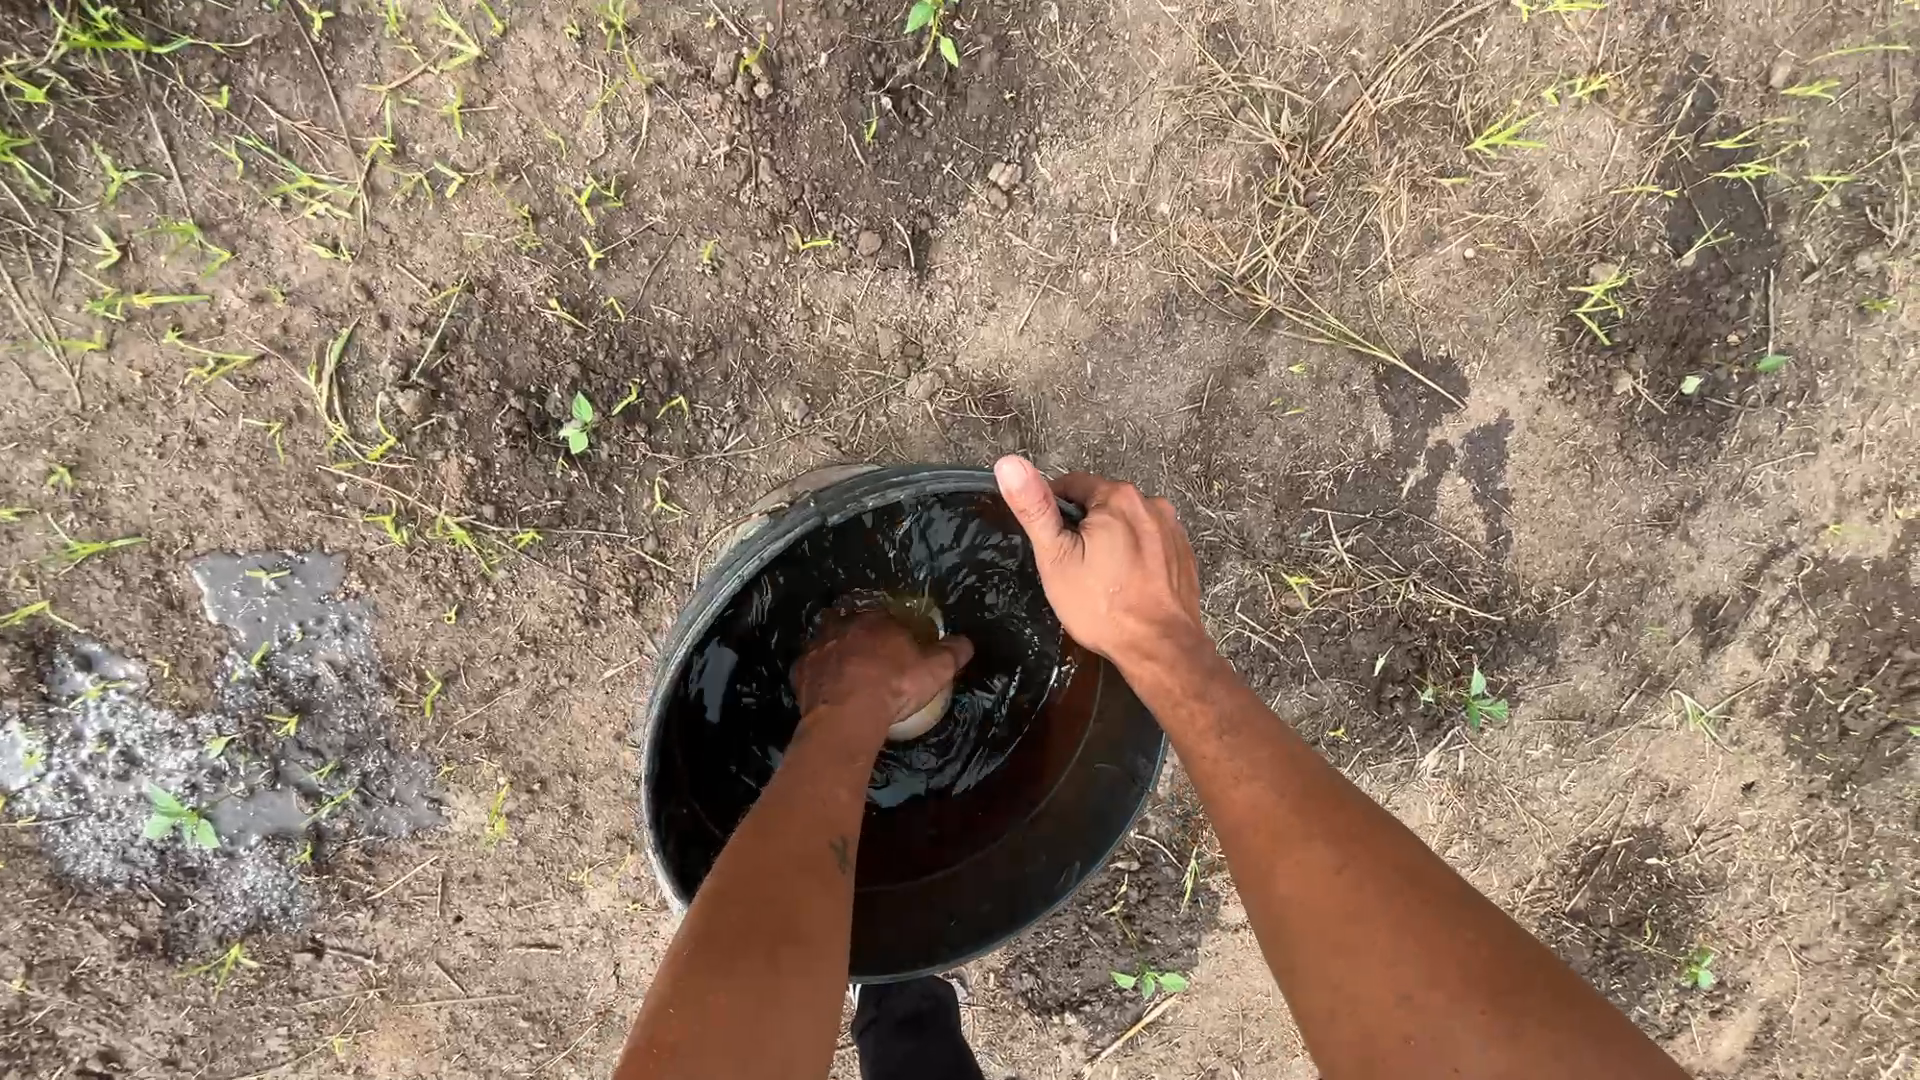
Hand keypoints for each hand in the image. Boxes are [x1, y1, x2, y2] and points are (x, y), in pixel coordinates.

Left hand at [790, 609, 973, 744]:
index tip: (896, 646)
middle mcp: (844, 625)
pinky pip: (809, 667)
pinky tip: (825, 689)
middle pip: (852, 622)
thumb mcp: (935, 671)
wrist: (848, 715)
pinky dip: (817, 675)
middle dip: (858, 634)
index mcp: (877, 620)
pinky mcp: (800, 669)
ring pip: (826, 641)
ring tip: (845, 673)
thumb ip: (952, 653)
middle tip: (868, 657)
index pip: (885, 616)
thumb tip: (967, 642)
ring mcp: (819, 646)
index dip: (891, 630)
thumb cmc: (894, 687)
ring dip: (834, 651)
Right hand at [993, 455, 1207, 672]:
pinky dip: (1135, 557)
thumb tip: (1008, 463)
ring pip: (1127, 524)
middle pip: (1101, 504)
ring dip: (1111, 541)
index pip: (1072, 484)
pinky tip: (1127, 585)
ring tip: (1101, 579)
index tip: (1051, 543)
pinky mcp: (1183, 553)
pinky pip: (1149, 543)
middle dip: (1084, 528)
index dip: (1053, 512)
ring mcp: (1172, 529)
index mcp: (1118, 497)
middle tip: (1073, 566)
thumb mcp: (1056, 557)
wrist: (1160, 648)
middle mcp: (1151, 503)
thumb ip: (1034, 507)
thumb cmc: (1102, 605)